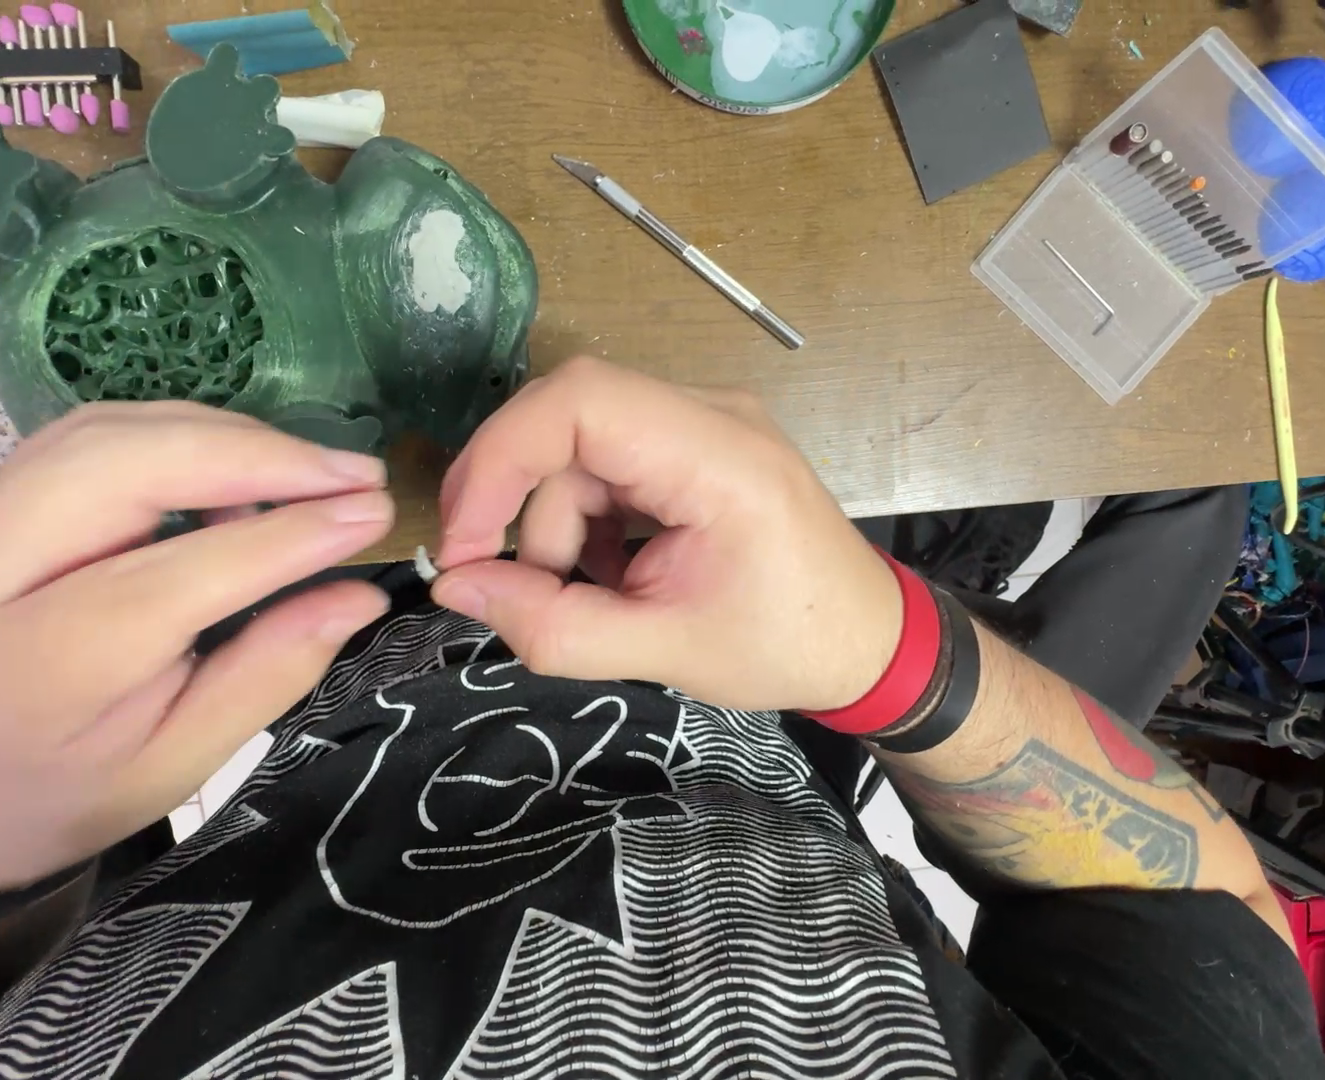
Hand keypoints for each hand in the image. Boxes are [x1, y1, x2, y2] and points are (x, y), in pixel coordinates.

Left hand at [0, 403, 395, 896]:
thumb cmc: (77, 794)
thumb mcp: (186, 760)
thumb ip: (272, 671)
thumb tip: (363, 595)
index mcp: (27, 677)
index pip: (167, 580)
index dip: (282, 537)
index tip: (371, 513)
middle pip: (113, 469)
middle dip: (252, 456)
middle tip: (354, 473)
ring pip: (102, 434)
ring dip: (225, 436)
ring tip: (314, 469)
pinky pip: (92, 436)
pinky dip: (186, 434)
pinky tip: (244, 465)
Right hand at [433, 357, 900, 711]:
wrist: (867, 639)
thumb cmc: (786, 646)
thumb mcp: (667, 651)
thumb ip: (556, 627)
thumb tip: (457, 588)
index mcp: (720, 457)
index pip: (580, 400)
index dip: (500, 458)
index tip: (465, 540)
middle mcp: (712, 415)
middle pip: (571, 423)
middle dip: (521, 505)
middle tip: (507, 583)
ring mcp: (706, 425)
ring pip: (583, 450)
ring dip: (559, 527)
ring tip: (591, 598)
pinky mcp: (697, 447)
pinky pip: (611, 466)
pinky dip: (589, 524)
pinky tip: (618, 575)